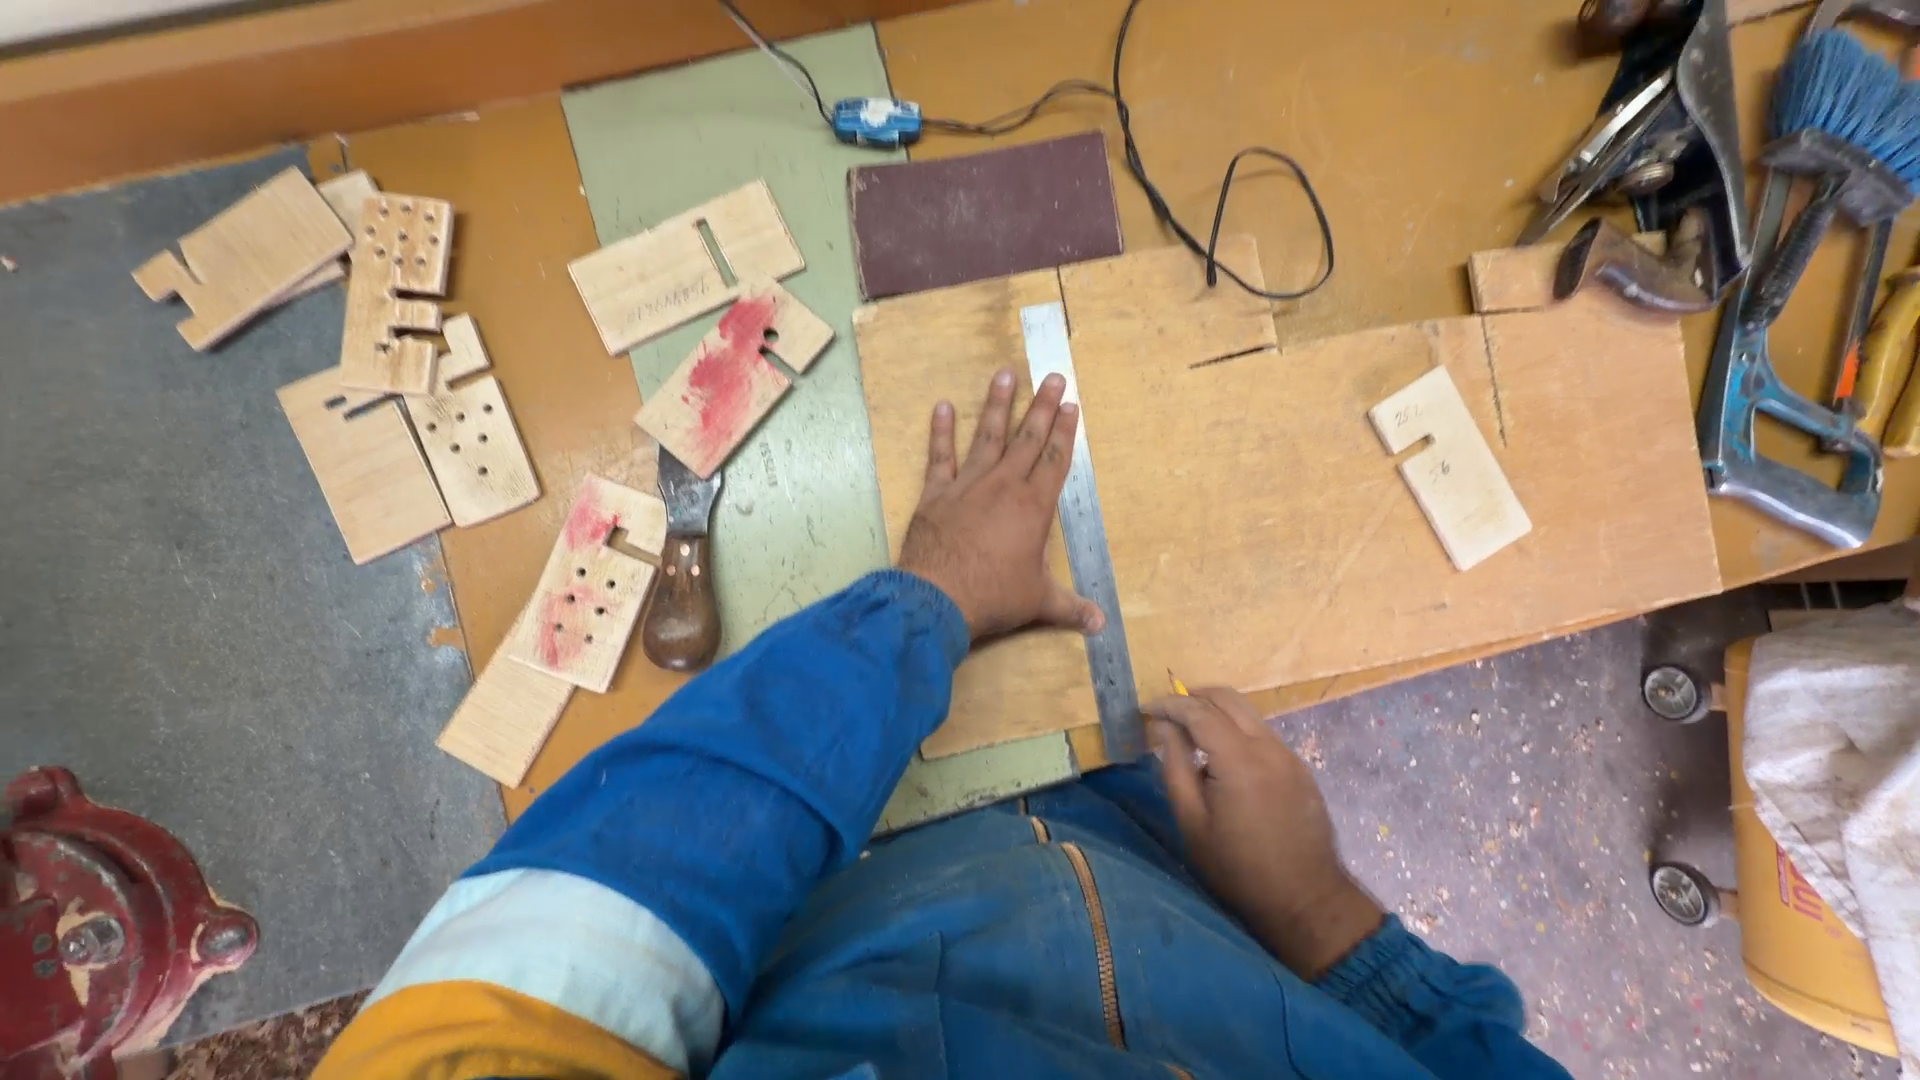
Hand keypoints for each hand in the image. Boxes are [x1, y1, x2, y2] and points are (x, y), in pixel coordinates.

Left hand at [899, 369, 1104, 640]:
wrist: (938, 598)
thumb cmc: (994, 596)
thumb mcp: (1039, 602)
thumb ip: (1071, 608)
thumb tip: (1101, 624)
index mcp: (1033, 507)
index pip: (1054, 461)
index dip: (1064, 432)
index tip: (1070, 405)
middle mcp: (1003, 487)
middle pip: (1027, 439)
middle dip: (1042, 407)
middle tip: (1051, 376)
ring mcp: (968, 486)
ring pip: (988, 438)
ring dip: (998, 405)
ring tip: (1005, 374)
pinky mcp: (937, 494)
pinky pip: (940, 457)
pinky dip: (941, 431)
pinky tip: (944, 407)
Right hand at [1152, 687, 1384, 977]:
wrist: (1306, 902)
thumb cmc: (1238, 869)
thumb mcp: (1192, 822)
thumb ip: (1175, 766)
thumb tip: (1165, 727)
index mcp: (1239, 760)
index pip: (1199, 711)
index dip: (1169, 704)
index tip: (1146, 710)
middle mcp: (1268, 747)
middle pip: (1227, 698)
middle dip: (1193, 697)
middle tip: (1166, 713)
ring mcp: (1289, 756)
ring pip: (1247, 713)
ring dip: (1216, 713)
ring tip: (1190, 736)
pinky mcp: (1299, 769)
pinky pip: (1261, 734)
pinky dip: (1236, 731)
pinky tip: (1222, 760)